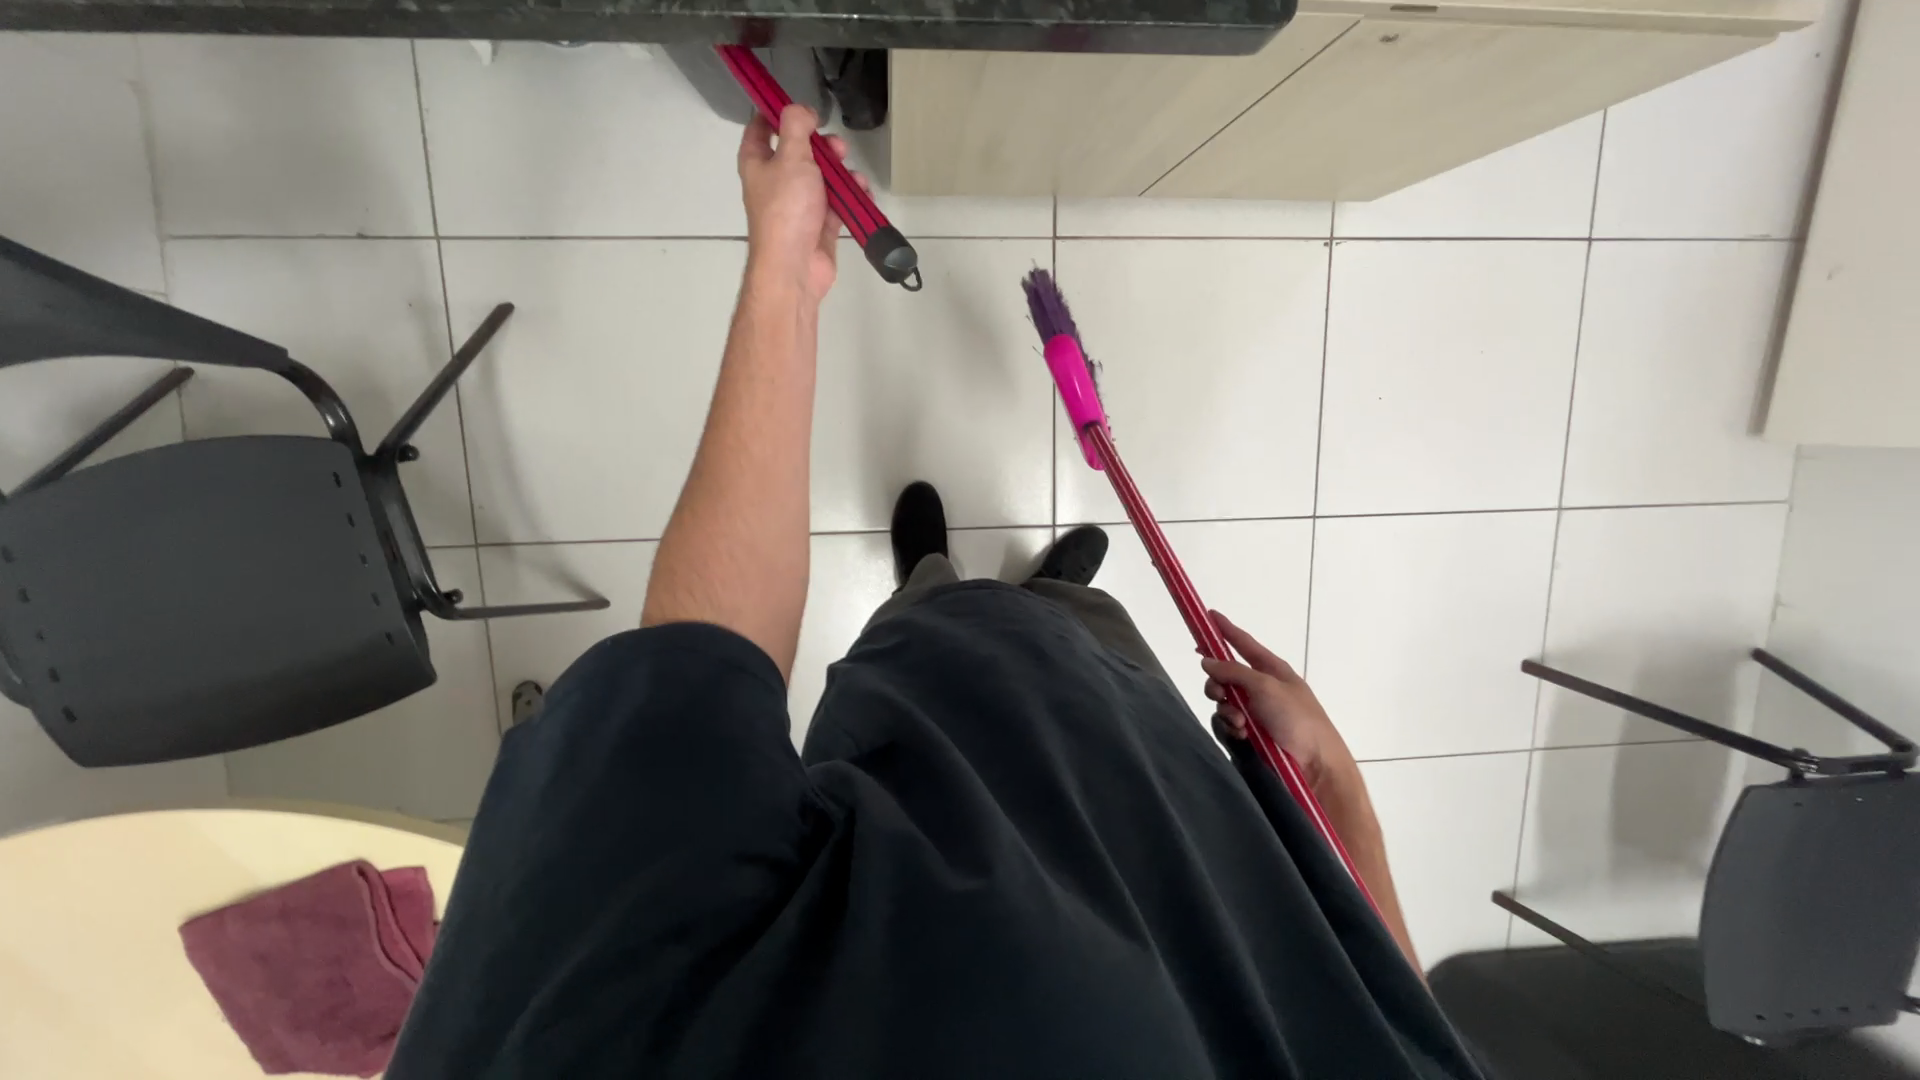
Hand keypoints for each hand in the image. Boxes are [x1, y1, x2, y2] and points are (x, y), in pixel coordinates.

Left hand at [737, 104, 861, 302]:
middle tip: (836, 146)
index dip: (777, 112)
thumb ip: (796, 126)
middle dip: (821, 145)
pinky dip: (850, 196)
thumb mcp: (790, 156)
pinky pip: (837, 203)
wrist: (795, 266)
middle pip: (799, 152)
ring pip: (822, 178)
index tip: (803, 108)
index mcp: (757, 162)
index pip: (761, 127)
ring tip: (853, 174)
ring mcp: (798, 205)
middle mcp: (775, 182)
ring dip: (841, 172)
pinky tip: (862, 192)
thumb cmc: (787, 209)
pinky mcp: (819, 225)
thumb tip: (802, 110)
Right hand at [1201, 610, 1356, 791]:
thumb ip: (1233, 671)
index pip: (1243, 643)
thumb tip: (1206, 660)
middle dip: (1217, 683)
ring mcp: (1255, 711)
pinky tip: (1243, 735)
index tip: (1208, 615)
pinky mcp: (1249, 733)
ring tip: (1240, 723)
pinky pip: (1226, 723)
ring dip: (1226, 710)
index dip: (1226, 630)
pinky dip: (1230, 728)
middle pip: (1224, 675)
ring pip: (1222, 700)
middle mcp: (1260, 687)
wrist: (1314, 764)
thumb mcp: (1265, 687)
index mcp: (1271, 670)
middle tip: (1219, 693)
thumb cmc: (1297, 718)